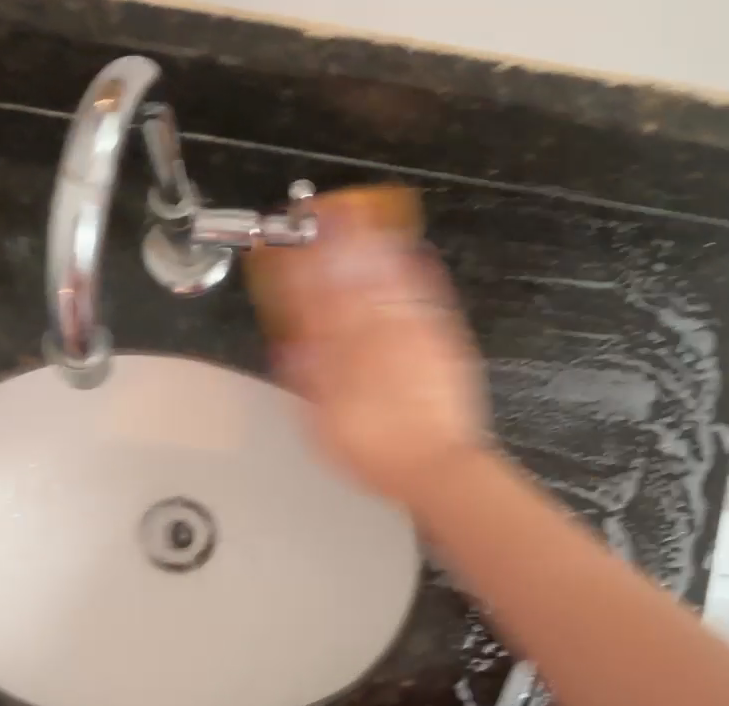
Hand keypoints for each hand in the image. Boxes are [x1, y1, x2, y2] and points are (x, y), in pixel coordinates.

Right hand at [261, 206, 491, 504]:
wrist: (434, 467)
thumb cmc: (379, 454)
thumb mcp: (325, 427)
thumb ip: (310, 381)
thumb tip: (293, 348)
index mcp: (343, 359)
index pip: (314, 304)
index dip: (299, 271)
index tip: (287, 245)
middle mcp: (375, 340)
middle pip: (350, 284)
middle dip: (333, 247)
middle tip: (322, 214)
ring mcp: (411, 338)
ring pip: (387, 283)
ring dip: (371, 249)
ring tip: (359, 219)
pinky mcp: (442, 343)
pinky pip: (427, 298)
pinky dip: (417, 272)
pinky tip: (413, 253)